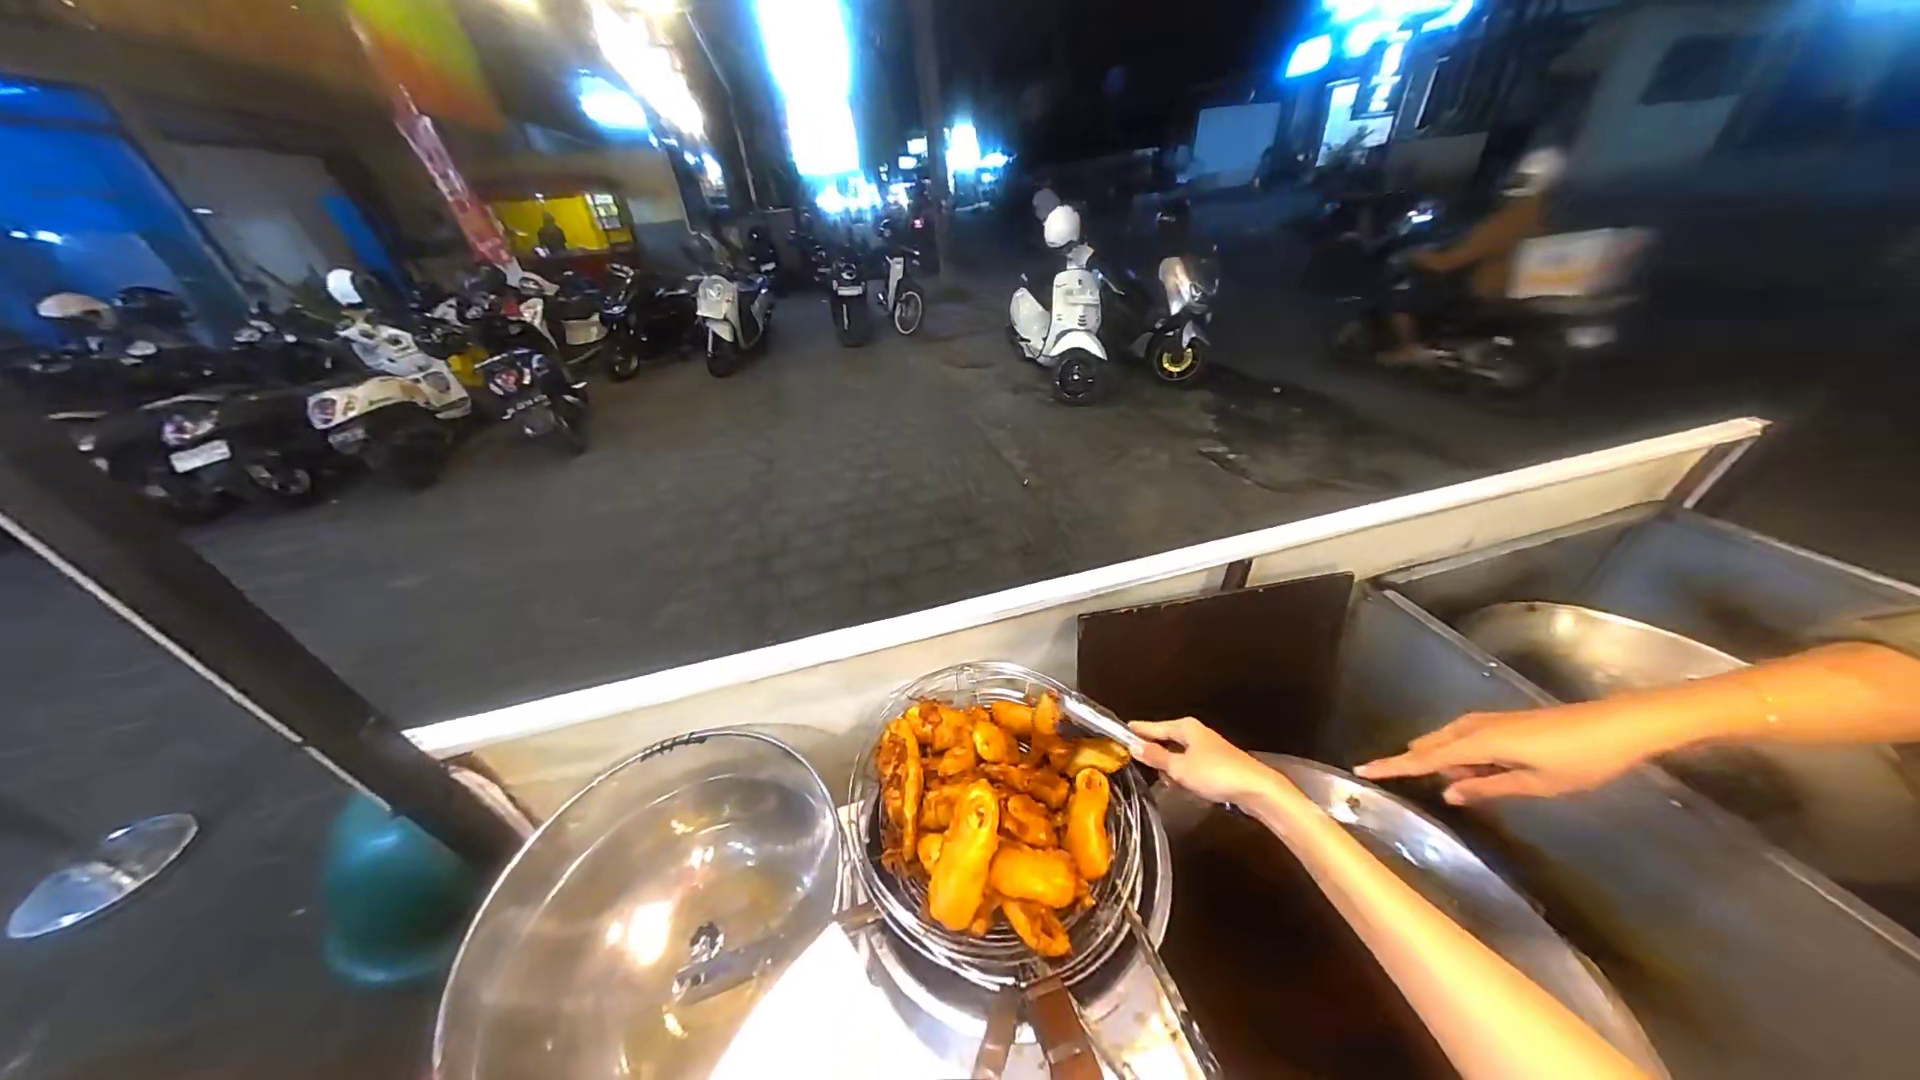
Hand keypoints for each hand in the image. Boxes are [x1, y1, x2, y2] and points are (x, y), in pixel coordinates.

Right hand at [1129, 717, 1275, 806]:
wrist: (1256, 789)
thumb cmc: (1215, 774)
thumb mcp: (1179, 768)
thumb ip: (1155, 757)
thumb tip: (1135, 746)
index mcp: (1185, 727)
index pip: (1154, 726)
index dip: (1138, 730)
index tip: (1122, 730)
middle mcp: (1195, 733)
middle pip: (1166, 740)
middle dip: (1155, 753)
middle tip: (1141, 764)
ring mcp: (1207, 748)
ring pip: (1178, 755)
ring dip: (1171, 768)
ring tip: (1167, 781)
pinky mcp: (1216, 763)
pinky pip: (1190, 765)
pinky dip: (1184, 774)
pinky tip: (1184, 786)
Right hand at [1354, 701, 1670, 803]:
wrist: (1620, 725)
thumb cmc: (1582, 760)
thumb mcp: (1538, 784)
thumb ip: (1489, 788)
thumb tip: (1449, 792)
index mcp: (1477, 743)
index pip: (1423, 758)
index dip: (1392, 766)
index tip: (1362, 770)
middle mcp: (1472, 727)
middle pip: (1428, 746)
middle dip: (1416, 764)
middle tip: (1419, 786)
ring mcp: (1485, 721)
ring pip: (1445, 742)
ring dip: (1442, 762)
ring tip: (1459, 785)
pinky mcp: (1498, 722)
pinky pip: (1461, 739)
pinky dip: (1457, 755)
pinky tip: (1476, 771)